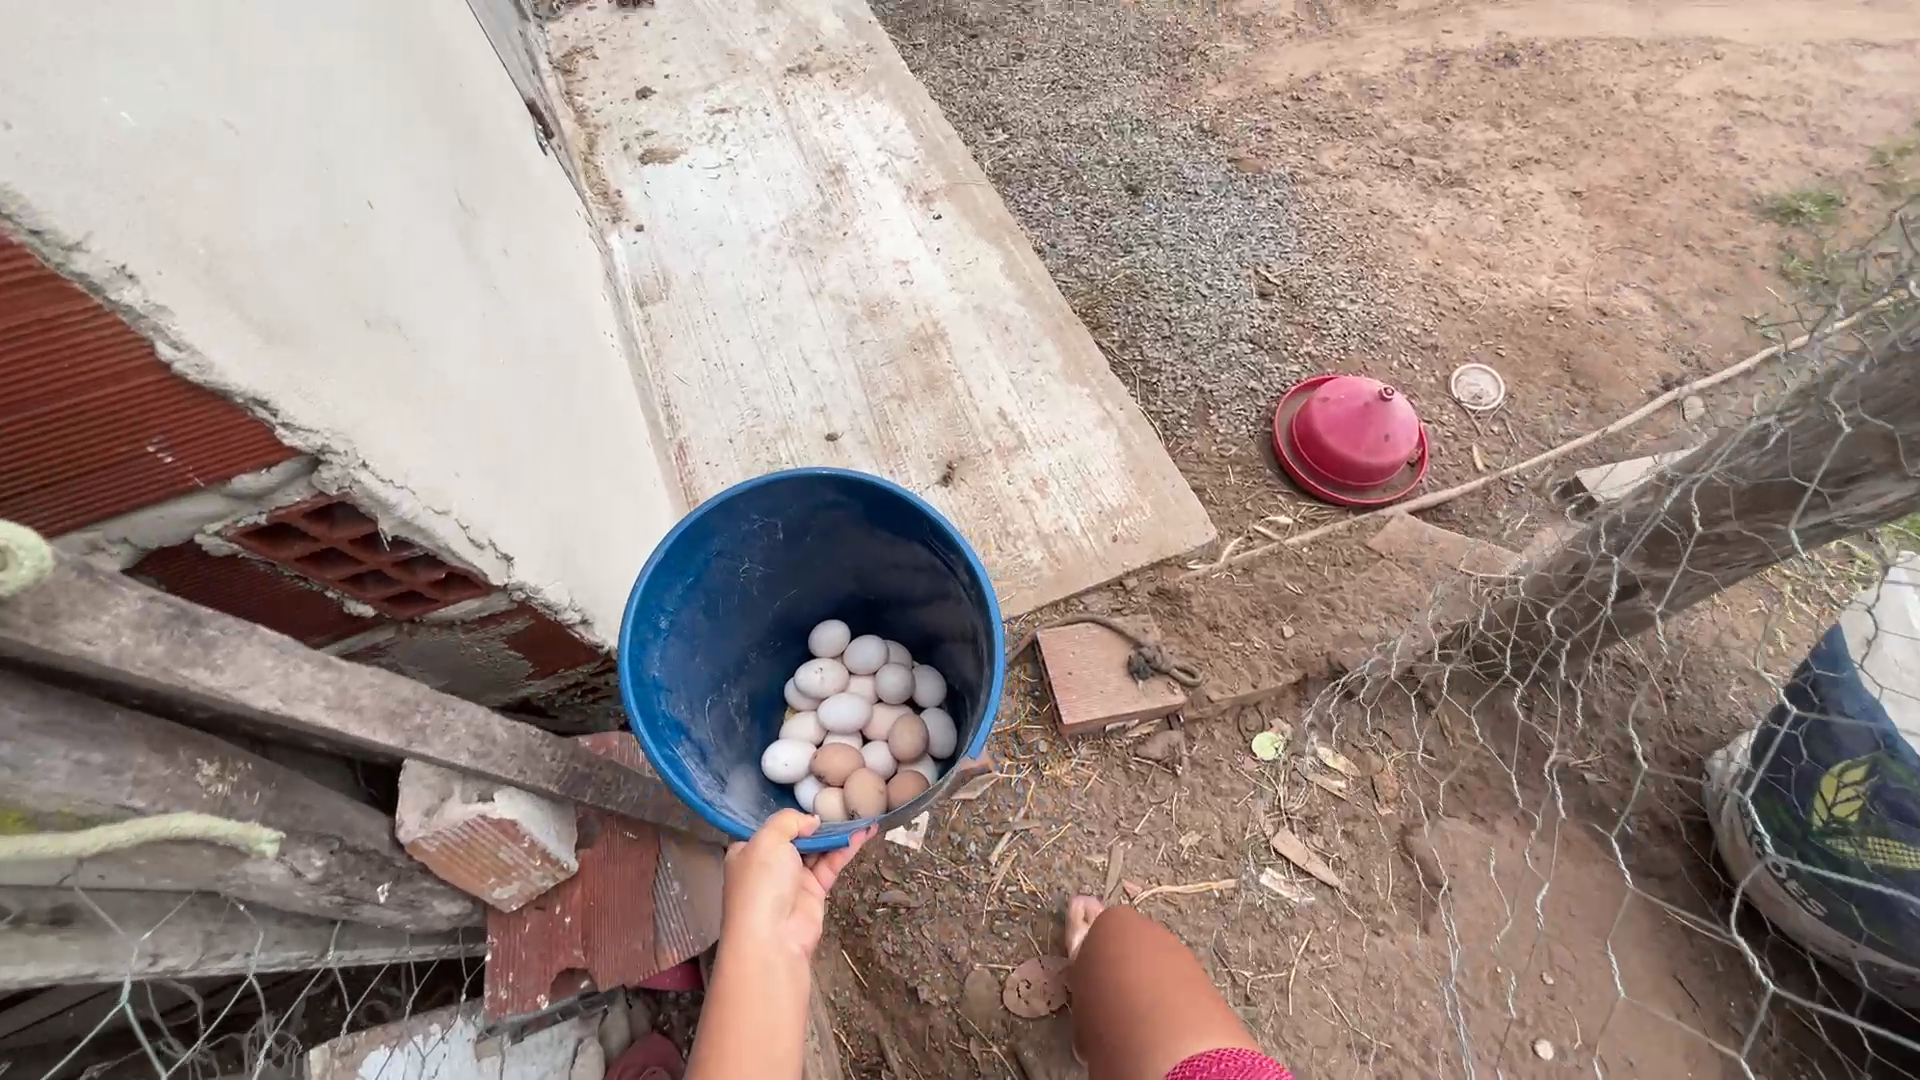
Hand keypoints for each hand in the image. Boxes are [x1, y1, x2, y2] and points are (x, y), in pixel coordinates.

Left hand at [721, 810, 874, 960]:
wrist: (772, 938)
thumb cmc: (761, 883)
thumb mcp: (768, 839)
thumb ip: (789, 820)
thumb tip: (811, 821)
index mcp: (748, 851)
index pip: (769, 827)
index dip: (789, 814)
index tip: (810, 797)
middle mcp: (769, 864)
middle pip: (797, 835)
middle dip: (817, 821)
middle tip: (840, 800)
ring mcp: (792, 878)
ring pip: (818, 848)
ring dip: (837, 832)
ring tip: (859, 811)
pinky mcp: (814, 891)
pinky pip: (832, 863)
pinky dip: (847, 847)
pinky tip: (864, 832)